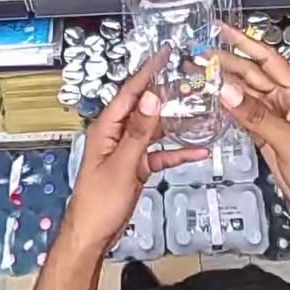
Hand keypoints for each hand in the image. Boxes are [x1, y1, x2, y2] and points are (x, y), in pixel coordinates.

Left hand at [60, 48, 202, 254]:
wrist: (92, 234)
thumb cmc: (97, 203)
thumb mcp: (122, 164)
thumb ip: (139, 132)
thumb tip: (150, 99)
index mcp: (106, 128)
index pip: (129, 92)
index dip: (147, 72)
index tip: (162, 55)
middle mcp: (115, 135)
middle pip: (144, 108)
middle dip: (165, 94)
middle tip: (187, 79)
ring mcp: (126, 150)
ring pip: (154, 129)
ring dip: (174, 123)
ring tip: (197, 111)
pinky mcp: (135, 166)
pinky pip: (159, 153)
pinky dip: (176, 152)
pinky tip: (195, 150)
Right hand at [211, 22, 289, 232]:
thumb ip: (256, 116)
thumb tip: (227, 91)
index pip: (267, 59)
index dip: (244, 42)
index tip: (222, 29)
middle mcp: (285, 100)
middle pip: (250, 73)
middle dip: (225, 61)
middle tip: (197, 54)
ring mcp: (274, 115)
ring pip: (243, 92)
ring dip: (221, 82)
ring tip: (197, 72)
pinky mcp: (264, 131)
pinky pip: (242, 111)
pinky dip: (225, 105)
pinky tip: (210, 98)